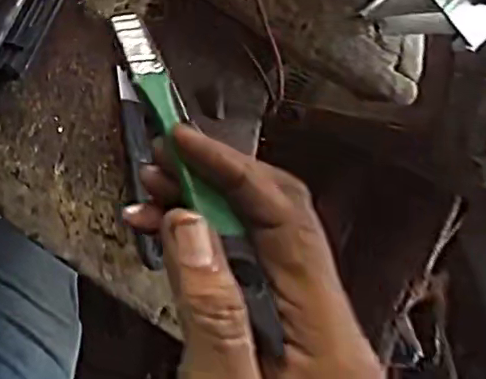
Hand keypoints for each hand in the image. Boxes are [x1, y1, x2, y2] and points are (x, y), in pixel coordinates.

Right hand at [124, 125, 381, 378]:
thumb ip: (212, 311)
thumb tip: (188, 220)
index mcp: (333, 341)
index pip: (285, 218)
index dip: (229, 165)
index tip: (179, 139)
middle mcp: (333, 329)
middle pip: (279, 221)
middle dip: (214, 179)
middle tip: (160, 162)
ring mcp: (314, 337)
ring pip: (261, 243)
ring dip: (204, 210)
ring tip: (152, 198)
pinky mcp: (290, 346)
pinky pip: (250, 273)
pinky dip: (206, 247)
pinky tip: (170, 242)